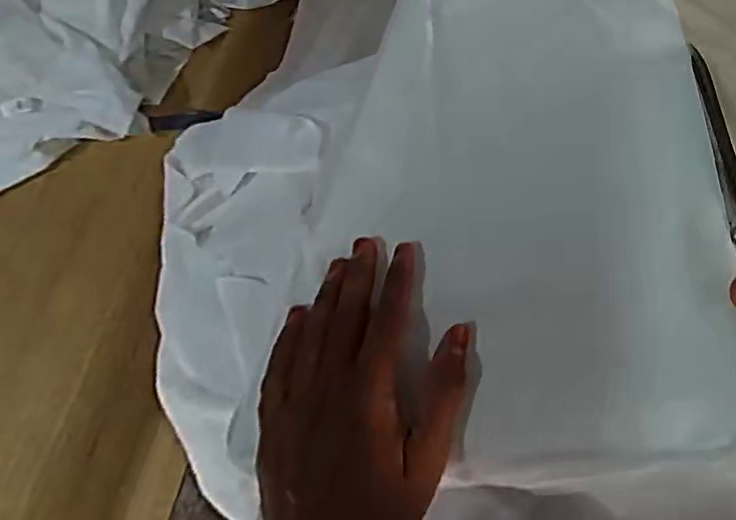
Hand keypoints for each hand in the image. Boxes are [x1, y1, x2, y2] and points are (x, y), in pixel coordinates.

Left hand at [259, 238, 473, 519]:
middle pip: (345, 318)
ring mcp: (295, 405)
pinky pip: (278, 367)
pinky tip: (297, 315)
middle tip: (366, 242)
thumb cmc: (383, 509)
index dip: (398, 281)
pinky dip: (288, 336)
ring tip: (339, 264)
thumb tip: (461, 331)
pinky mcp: (273, 426)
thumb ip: (445, 393)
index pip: (386, 321)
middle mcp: (328, 388)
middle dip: (359, 276)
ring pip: (312, 335)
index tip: (405, 249)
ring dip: (328, 296)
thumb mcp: (427, 459)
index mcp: (368, 392)